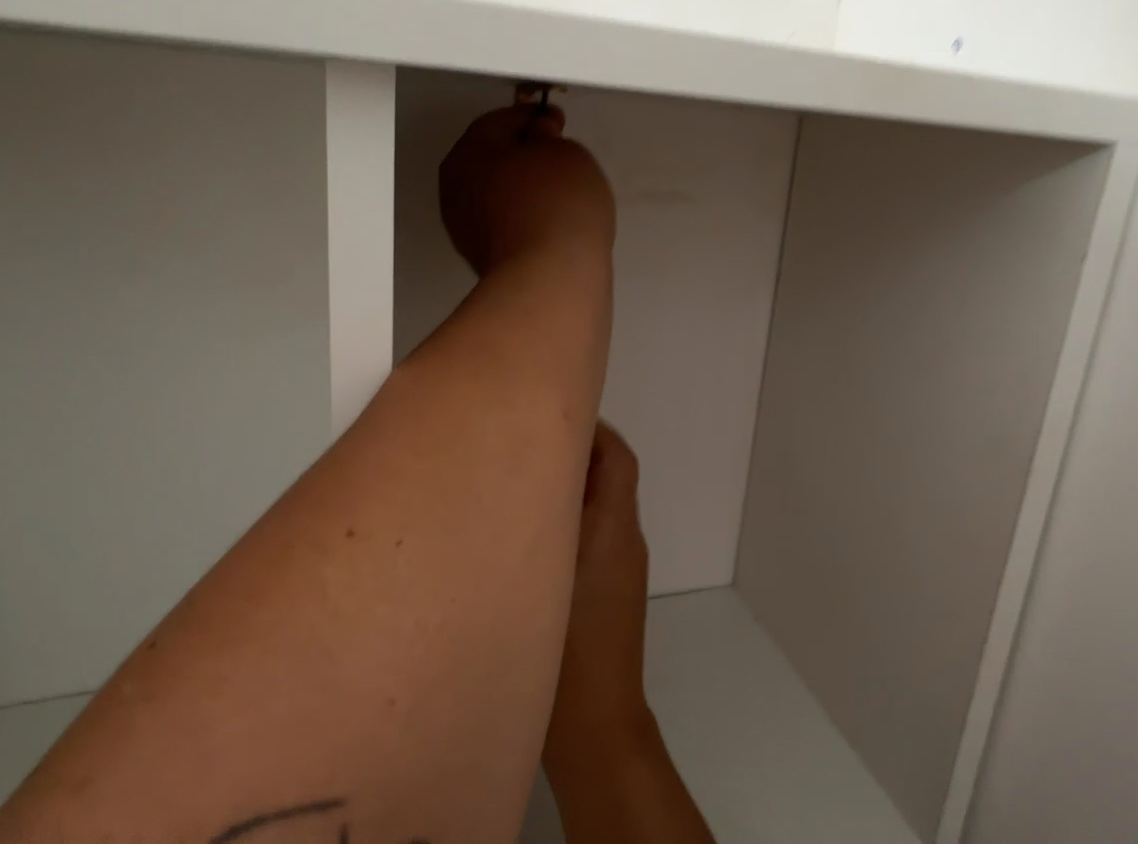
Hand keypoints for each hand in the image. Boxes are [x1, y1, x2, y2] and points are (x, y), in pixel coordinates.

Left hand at [439, 85, 613, 274]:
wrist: (550, 278)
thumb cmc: (555, 205)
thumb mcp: (565, 151)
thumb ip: (548, 136)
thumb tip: (540, 139)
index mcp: (467, 153)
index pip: (500, 120)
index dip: (532, 116)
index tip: (555, 121)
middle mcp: (456, 191)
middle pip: (493, 161)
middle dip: (525, 157)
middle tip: (560, 157)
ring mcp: (468, 231)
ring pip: (500, 197)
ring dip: (526, 191)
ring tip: (564, 195)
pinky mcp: (487, 261)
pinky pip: (509, 227)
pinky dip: (528, 220)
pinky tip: (555, 224)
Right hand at [546, 423, 650, 762]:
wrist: (598, 728)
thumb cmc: (568, 654)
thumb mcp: (541, 581)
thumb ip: (534, 529)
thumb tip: (519, 482)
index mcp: (614, 530)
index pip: (617, 458)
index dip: (592, 428)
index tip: (548, 409)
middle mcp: (625, 542)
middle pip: (607, 477)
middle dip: (572, 452)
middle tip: (518, 441)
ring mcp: (621, 569)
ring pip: (598, 507)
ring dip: (568, 487)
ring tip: (512, 479)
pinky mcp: (610, 594)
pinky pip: (593, 536)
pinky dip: (568, 521)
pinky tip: (523, 534)